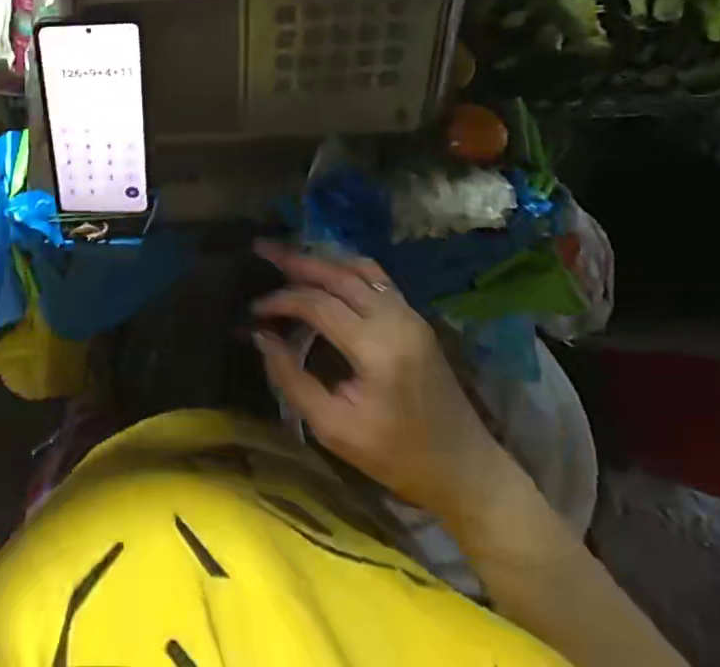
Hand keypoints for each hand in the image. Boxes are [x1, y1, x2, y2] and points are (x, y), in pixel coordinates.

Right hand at [250, 242, 517, 521]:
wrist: (466, 470)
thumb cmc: (395, 456)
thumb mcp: (332, 427)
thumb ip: (291, 378)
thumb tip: (260, 336)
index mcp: (377, 347)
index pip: (317, 304)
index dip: (280, 301)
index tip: (253, 311)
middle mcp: (396, 320)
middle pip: (339, 275)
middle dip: (296, 261)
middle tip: (261, 248)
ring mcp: (411, 317)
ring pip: (360, 270)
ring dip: (322, 261)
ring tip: (288, 258)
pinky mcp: (417, 321)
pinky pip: (377, 280)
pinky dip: (345, 270)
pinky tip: (325, 274)